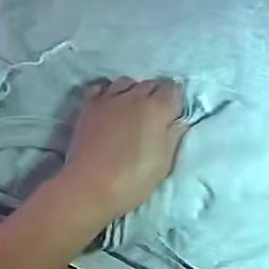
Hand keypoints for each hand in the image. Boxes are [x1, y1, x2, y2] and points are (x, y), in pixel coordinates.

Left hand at [49, 78, 186, 223]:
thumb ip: (174, 138)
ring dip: (133, 91)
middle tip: (156, 113)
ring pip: (126, 82)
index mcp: (157, 109)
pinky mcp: (88, 107)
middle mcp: (134, 97)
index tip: (174, 112)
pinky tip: (110, 106)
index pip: (173, 89)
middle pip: (150, 84)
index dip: (176, 99)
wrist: (89, 187)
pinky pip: (101, 88)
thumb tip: (179, 122)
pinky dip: (108, 92)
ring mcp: (108, 99)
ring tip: (133, 107)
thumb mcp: (164, 164)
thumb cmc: (132, 180)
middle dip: (157, 93)